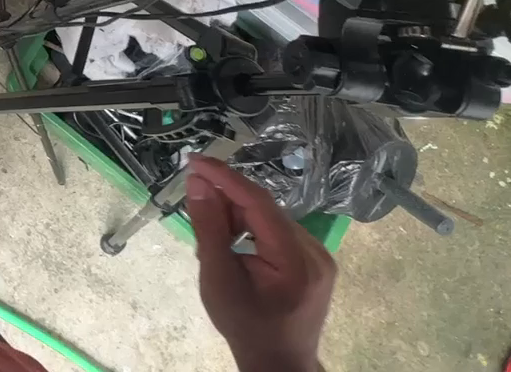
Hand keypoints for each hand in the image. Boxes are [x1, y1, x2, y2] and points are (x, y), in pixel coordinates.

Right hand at [184, 155, 334, 371]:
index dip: (224, 176)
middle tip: (193, 199)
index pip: (258, 202)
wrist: (278, 365)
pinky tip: (230, 239)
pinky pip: (274, 228)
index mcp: (296, 259)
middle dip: (226, 198)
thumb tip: (198, 181)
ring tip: (210, 230)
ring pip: (268, 216)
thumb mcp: (218, 277)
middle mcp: (314, 252)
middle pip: (263, 208)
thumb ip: (208, 226)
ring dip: (235, 213)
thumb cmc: (245, 324)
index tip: (193, 160)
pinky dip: (248, 226)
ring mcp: (317, 256)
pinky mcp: (312, 261)